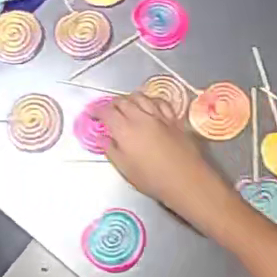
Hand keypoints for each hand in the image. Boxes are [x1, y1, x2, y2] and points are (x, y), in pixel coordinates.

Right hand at [101, 93, 231, 224]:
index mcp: (124, 129)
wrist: (185, 179)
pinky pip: (160, 102)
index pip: (106, 111)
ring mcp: (159, 116)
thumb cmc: (152, 179)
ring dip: (130, 98)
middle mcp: (140, 117)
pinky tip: (149, 105)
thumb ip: (111, 150)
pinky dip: (150, 101)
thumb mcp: (125, 168)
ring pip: (141, 97)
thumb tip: (101, 138)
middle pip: (123, 101)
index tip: (92, 114)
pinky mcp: (173, 119)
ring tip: (126, 105)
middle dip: (112, 103)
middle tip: (108, 111)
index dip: (97, 110)